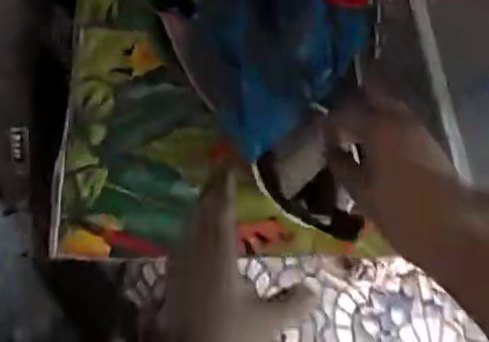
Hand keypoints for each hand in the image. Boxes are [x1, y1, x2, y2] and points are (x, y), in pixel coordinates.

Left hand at [160, 161, 317, 341]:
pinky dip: (191, 227)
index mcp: (222, 254)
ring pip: (191, 225)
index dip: (225, 187)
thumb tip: (315, 289)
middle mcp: (199, 252)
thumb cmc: (229, 336)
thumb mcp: (265, 323)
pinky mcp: (173, 279)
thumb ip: (290, 304)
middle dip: (211, 189)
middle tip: (219, 169)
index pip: (223, 211)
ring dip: (200, 206)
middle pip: (204, 212)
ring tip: (208, 192)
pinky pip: (183, 241)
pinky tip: (193, 230)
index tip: (228, 164)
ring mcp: (182, 265)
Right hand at [325, 88, 488, 269]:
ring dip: (371, 112)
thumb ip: (342, 165)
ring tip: (356, 136)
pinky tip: (378, 146)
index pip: (345, 112)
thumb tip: (330, 148)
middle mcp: (397, 117)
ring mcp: (416, 126)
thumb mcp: (363, 194)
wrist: (456, 234)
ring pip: (388, 105)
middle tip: (338, 124)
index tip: (320, 135)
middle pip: (370, 94)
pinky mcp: (429, 139)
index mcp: (378, 126)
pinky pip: (400, 119)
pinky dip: (385, 123)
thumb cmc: (402, 216)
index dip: (329, 122)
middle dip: (352, 104)